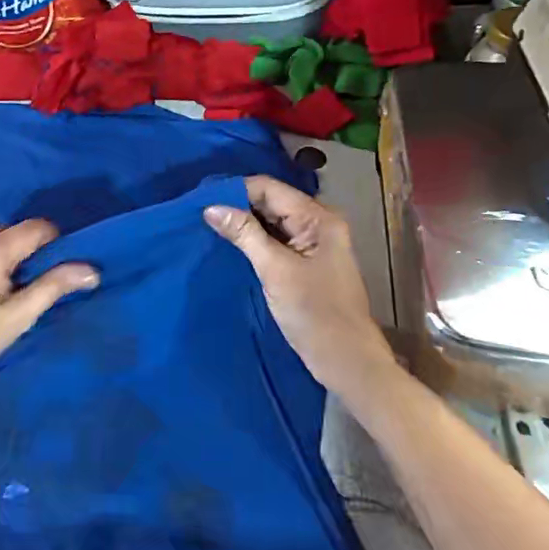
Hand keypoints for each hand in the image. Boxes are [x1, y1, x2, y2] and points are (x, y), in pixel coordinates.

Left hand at [0, 220, 97, 442]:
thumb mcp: (18, 318)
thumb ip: (55, 286)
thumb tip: (93, 270)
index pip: (39, 227)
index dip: (55, 246)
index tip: (54, 275)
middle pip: (15, 231)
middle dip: (27, 253)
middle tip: (24, 291)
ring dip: (6, 256)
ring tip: (1, 295)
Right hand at [205, 176, 395, 397]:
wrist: (347, 360)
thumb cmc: (314, 313)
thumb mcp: (275, 270)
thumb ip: (244, 234)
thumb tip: (211, 207)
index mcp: (318, 218)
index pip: (270, 188)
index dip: (236, 190)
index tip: (202, 199)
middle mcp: (319, 223)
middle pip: (272, 202)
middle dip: (238, 206)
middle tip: (201, 214)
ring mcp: (314, 243)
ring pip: (273, 222)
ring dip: (246, 225)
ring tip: (210, 228)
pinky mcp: (308, 262)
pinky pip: (278, 241)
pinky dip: (257, 242)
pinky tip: (232, 247)